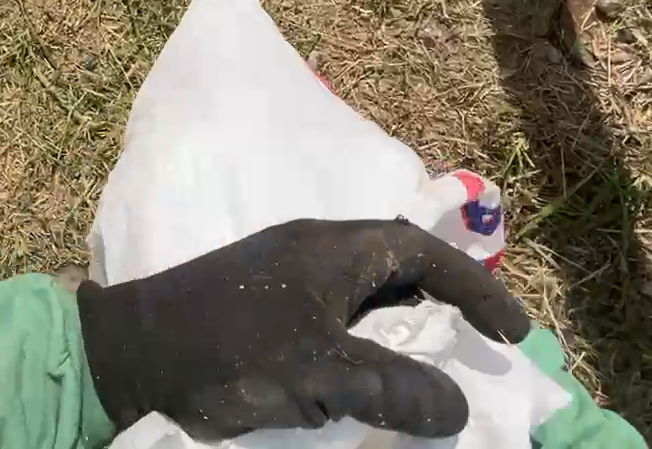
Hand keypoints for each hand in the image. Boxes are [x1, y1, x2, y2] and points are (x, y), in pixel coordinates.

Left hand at [75, 218, 530, 439]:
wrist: (137, 350)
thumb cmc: (226, 352)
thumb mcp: (316, 374)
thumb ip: (391, 387)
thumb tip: (460, 403)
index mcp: (325, 249)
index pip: (414, 251)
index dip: (470, 283)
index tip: (514, 331)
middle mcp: (308, 250)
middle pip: (392, 260)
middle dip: (443, 295)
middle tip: (483, 342)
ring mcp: (283, 273)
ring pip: (363, 286)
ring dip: (405, 316)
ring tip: (441, 359)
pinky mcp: (265, 300)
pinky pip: (335, 308)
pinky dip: (368, 334)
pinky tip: (376, 369)